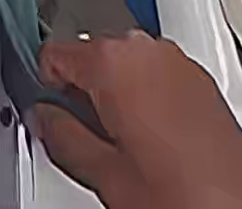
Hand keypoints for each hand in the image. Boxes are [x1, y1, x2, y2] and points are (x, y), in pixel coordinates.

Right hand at [35, 32, 241, 208]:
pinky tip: (155, 137)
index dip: (47, 85)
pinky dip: (146, 92)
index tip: (53, 111)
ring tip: (128, 143)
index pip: (54, 52)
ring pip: (122, 62)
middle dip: (84, 90)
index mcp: (112, 61)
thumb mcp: (106, 175)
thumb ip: (62, 136)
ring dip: (115, 91)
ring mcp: (174, 58)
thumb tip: (44, 117)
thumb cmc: (185, 199)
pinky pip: (154, 69)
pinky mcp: (197, 74)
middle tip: (93, 139)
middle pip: (89, 54)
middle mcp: (143, 47)